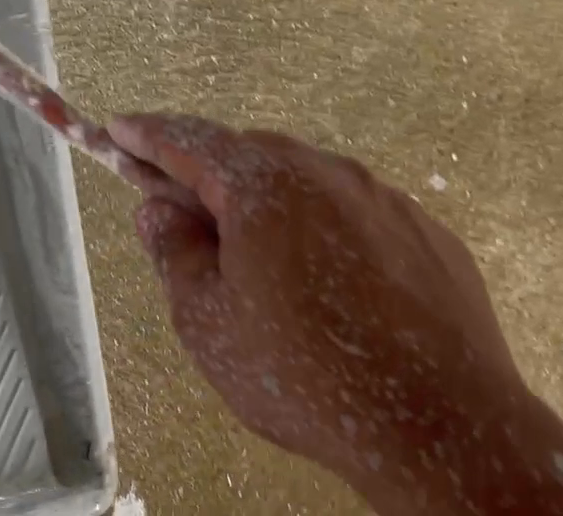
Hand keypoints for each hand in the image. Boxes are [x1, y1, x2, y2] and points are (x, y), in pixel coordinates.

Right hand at [110, 114, 562, 515]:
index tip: (117, 127)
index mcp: (261, 184)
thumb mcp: (203, 317)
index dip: (144, 133)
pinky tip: (322, 279)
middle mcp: (323, 173)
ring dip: (264, 199)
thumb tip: (158, 210)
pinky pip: (352, 211)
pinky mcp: (427, 235)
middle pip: (245, 153)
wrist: (445, 435)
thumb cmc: (303, 372)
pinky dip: (319, 225)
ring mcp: (382, 200)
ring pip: (301, 179)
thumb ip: (172, 250)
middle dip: (205, 172)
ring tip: (254, 256)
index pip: (185, 140)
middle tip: (180, 210)